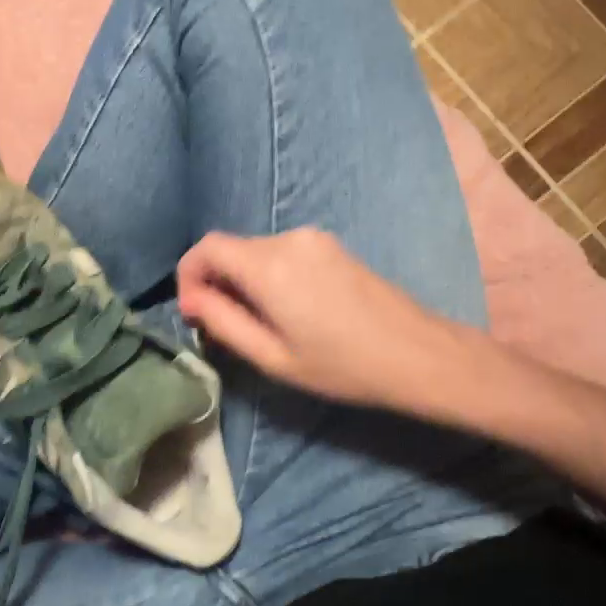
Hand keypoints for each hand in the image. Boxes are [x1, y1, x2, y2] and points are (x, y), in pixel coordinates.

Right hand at [176, 229, 482, 414]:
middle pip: (230, 248)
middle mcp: (288, 241)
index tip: (192, 312)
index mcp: (269, 266)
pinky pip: (280, 253)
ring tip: (253, 323)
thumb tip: (190, 300)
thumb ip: (223, 323)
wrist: (418, 355)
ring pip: (255, 252)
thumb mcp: (273, 357)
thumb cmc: (342, 366)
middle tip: (219, 326)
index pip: (206, 247)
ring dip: (241, 280)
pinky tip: (284, 311)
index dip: (188, 275)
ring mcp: (313, 239)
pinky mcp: (330, 246)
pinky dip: (266, 275)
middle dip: (214, 281)